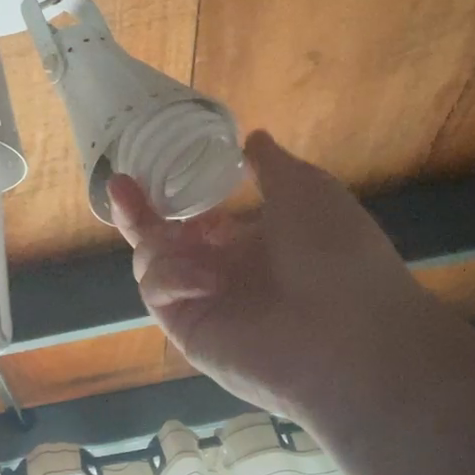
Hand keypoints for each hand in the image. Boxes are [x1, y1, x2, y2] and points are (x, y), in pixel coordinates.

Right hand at [108, 131, 439, 417]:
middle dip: (138, 212)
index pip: (195, 219)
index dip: (175, 196)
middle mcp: (221, 273)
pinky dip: (171, 275)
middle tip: (122, 184)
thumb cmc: (337, 256)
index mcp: (249, 243)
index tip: (159, 169)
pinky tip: (205, 277)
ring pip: (151, 263)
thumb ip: (271, 164)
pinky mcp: (187, 330)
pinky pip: (158, 292)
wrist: (352, 335)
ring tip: (186, 236)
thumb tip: (251, 138)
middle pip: (160, 240)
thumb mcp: (308, 191)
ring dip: (159, 240)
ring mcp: (202, 303)